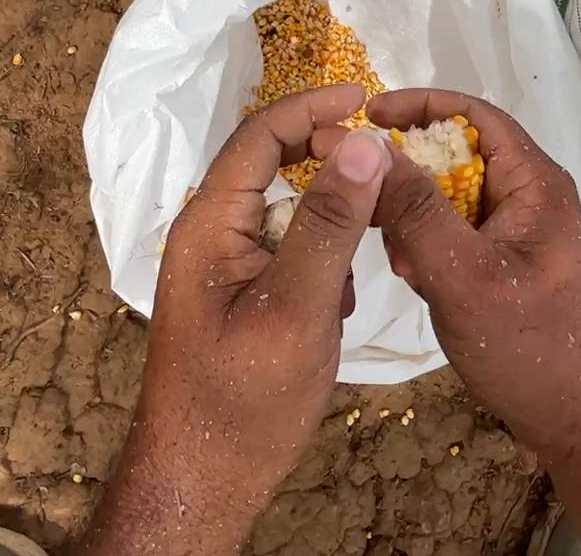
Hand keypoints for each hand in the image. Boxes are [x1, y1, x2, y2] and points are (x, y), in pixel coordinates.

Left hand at [80, 84, 392, 555]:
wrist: (203, 483)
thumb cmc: (245, 398)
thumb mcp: (297, 306)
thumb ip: (330, 223)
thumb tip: (363, 144)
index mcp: (210, 221)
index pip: (260, 135)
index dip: (312, 107)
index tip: (364, 97)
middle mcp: (210, 230)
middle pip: (270, 162)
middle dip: (326, 157)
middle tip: (378, 168)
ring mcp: (223, 263)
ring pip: (284, 207)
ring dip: (328, 216)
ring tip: (363, 246)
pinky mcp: (240, 290)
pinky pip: (286, 246)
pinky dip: (319, 255)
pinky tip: (338, 299)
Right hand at [364, 88, 580, 458]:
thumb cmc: (532, 348)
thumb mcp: (464, 276)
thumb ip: (417, 211)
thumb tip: (372, 149)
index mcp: (532, 181)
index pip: (474, 114)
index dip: (420, 105)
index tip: (368, 114)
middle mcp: (528, 195)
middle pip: (457, 155)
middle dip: (408, 174)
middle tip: (365, 200)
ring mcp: (518, 230)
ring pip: (450, 196)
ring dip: (415, 217)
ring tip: (399, 258)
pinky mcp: (507, 261)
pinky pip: (456, 232)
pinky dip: (429, 245)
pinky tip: (416, 278)